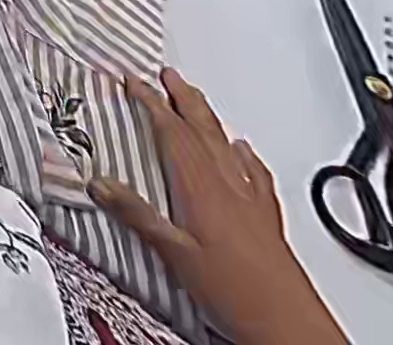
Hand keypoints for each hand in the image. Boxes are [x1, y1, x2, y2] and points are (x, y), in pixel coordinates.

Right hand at [89, 69, 347, 344]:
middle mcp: (226, 185)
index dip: (151, 103)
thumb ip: (136, 215)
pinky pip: (254, 174)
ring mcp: (249, 200)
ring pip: (224, 144)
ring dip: (207, 116)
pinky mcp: (266, 219)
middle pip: (201, 128)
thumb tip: (100, 184)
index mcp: (199, 187)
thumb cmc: (235, 292)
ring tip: (196, 97)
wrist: (292, 329)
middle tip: (167, 74)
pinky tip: (242, 149)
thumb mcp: (173, 253)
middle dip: (182, 97)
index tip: (135, 82)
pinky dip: (244, 156)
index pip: (172, 132)